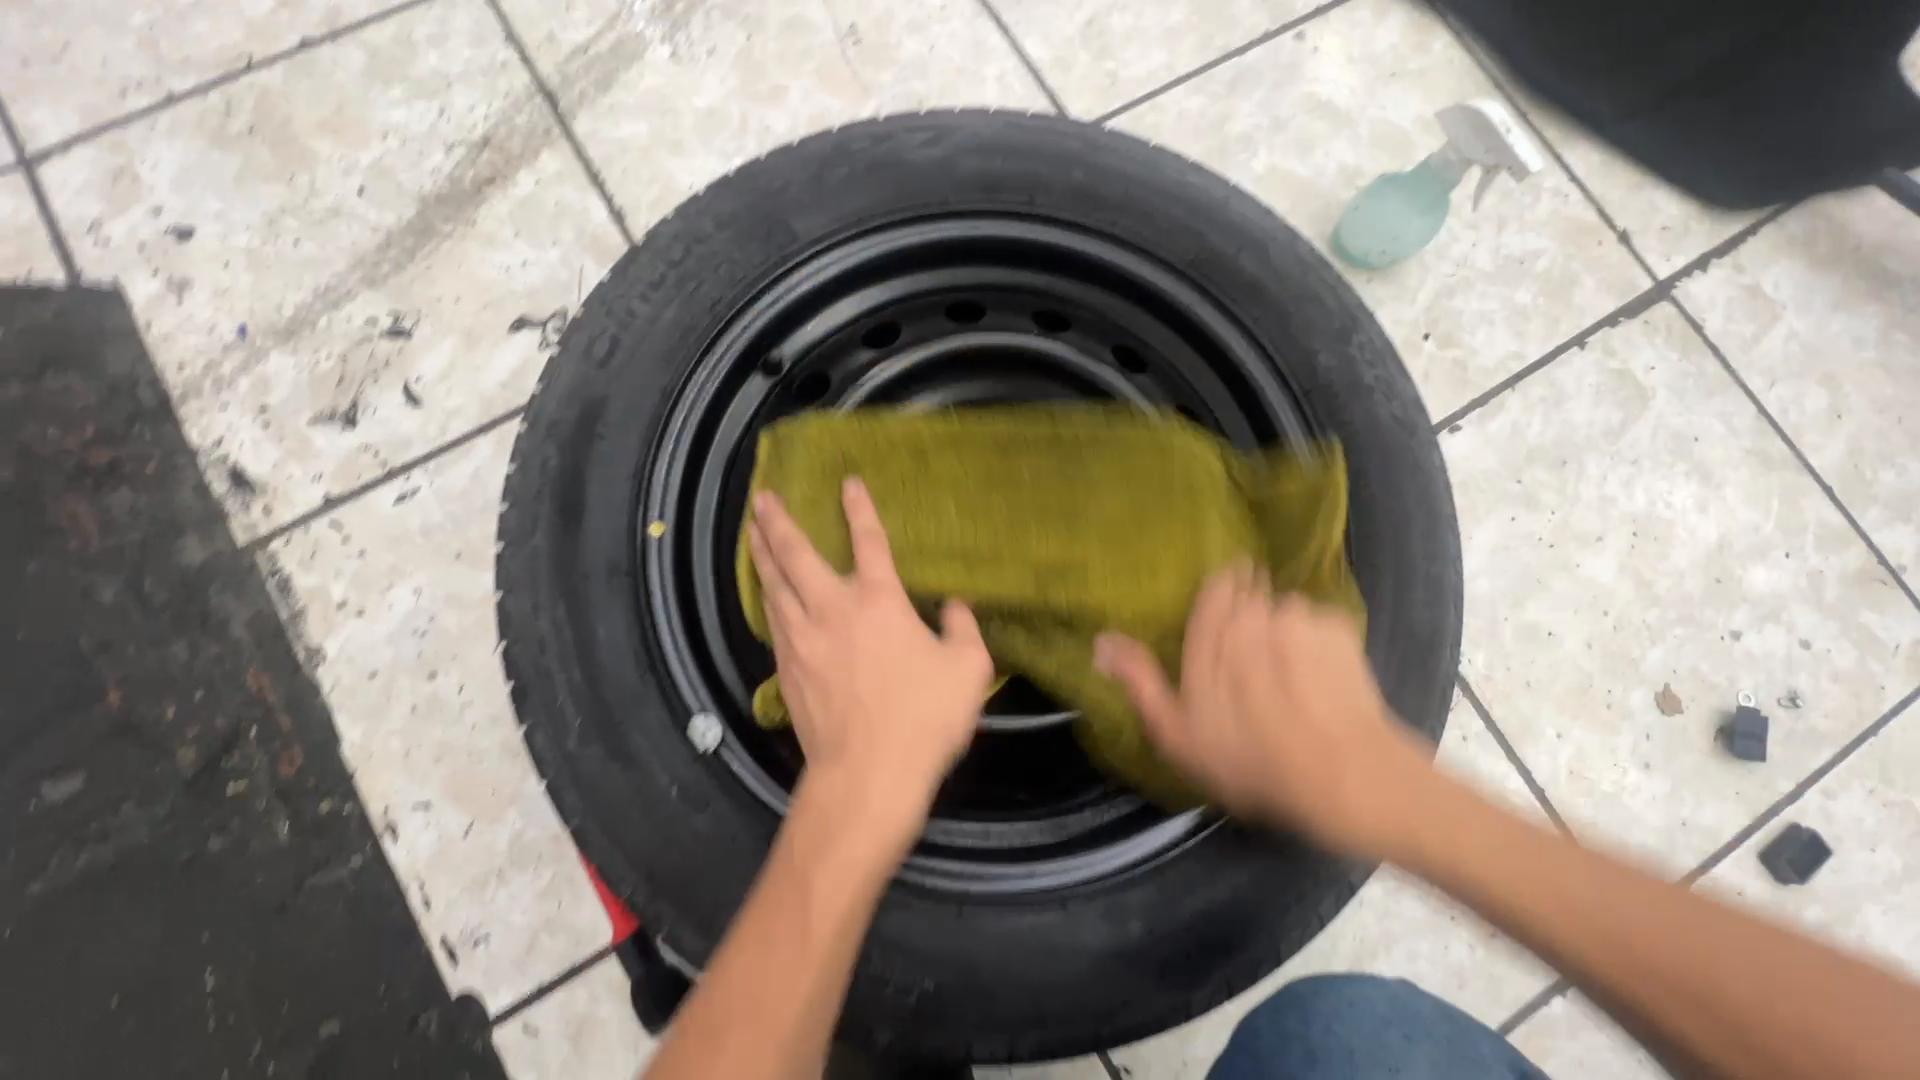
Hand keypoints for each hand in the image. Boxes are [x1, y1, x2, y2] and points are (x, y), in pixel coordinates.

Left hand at [747, 478, 993, 838]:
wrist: (867, 774)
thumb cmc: (923, 719)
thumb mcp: (968, 669)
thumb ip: (961, 629)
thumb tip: (954, 605)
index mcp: (879, 601)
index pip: (869, 541)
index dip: (859, 509)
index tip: (847, 483)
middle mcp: (833, 609)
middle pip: (796, 555)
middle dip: (778, 522)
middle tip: (762, 497)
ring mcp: (803, 640)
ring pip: (774, 586)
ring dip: (762, 554)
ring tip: (751, 532)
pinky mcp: (787, 670)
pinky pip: (772, 622)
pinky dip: (766, 599)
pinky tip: (764, 596)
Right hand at [1093, 561, 1435, 858]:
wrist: (1343, 776)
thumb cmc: (1249, 759)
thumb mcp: (1177, 733)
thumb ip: (1139, 680)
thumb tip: (1101, 640)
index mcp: (1210, 635)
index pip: (1215, 587)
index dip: (1220, 597)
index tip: (1225, 617)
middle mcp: (1252, 612)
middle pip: (1250, 592)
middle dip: (1251, 615)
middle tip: (1257, 658)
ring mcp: (1299, 617)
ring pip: (1286, 608)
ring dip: (1285, 630)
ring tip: (1295, 678)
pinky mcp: (1339, 628)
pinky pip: (1320, 624)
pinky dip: (1319, 645)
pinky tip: (1323, 682)